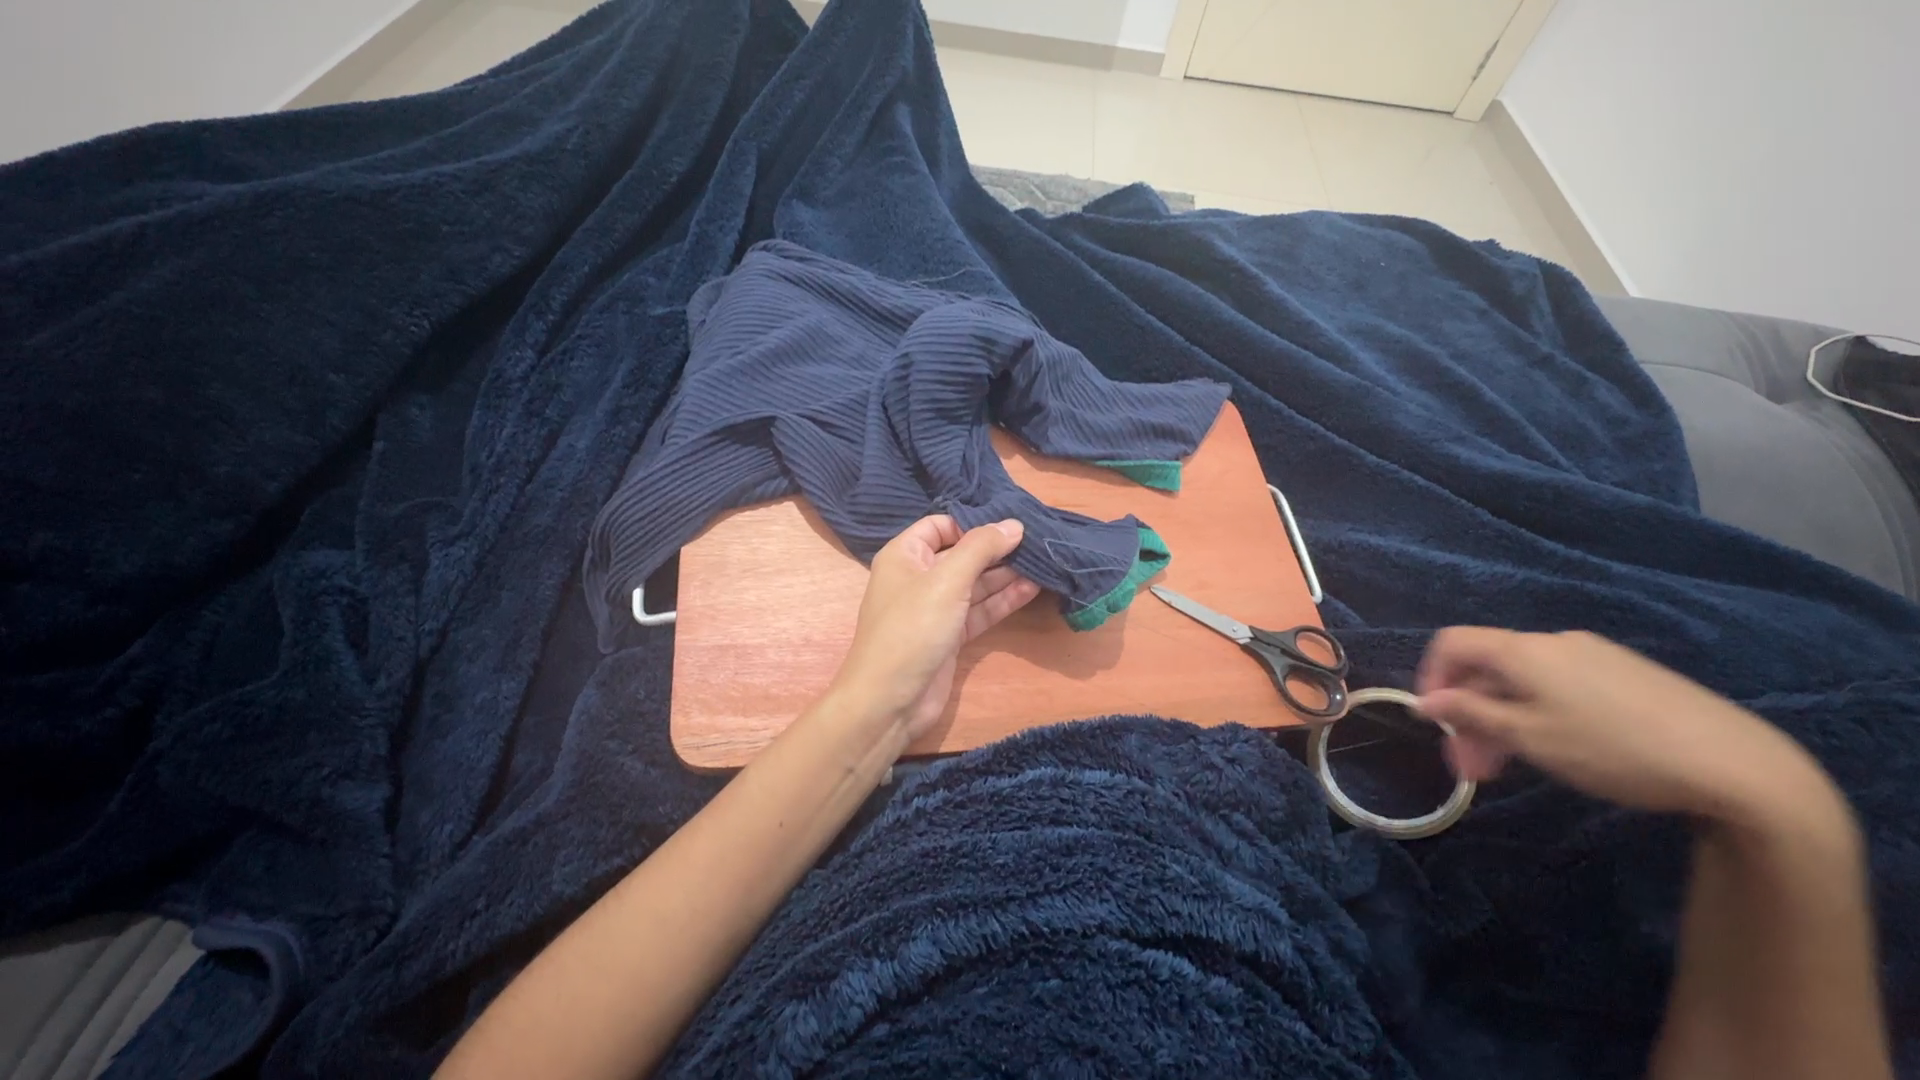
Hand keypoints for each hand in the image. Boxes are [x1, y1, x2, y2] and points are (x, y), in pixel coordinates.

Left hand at [830, 515, 1041, 742]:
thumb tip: (1013, 524)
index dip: (973, 522)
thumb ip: (981, 548)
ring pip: (974, 584)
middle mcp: (918, 578)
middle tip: (1037, 541)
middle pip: (962, 554)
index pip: (941, 525)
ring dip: (1005, 575)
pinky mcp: (949, 636)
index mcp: (905, 555)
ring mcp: (935, 609)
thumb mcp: (947, 580)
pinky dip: (1002, 601)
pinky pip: (978, 611)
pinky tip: (1031, 589)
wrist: (889, 700)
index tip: (1010, 522)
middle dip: (996, 549)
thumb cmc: (912, 629)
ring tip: (1042, 563)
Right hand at [1416, 628, 1839, 827]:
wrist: (1734, 763)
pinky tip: (1555, 750)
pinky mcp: (1625, 675)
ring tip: (1506, 769)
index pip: (1454, 643)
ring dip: (1502, 720)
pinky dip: (1537, 714)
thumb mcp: (1530, 737)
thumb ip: (1472, 715)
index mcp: (1525, 650)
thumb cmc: (1612, 749)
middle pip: (1489, 667)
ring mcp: (1594, 656)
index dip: (1432, 676)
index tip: (1432, 722)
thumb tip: (1426, 701)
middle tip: (1469, 768)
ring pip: (1524, 682)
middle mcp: (1555, 642)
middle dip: (1469, 714)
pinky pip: (1558, 686)